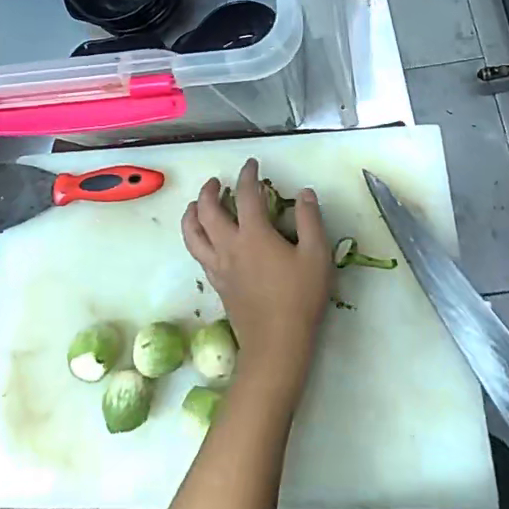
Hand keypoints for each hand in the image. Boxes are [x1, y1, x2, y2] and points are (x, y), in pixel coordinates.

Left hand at [181, 159, 331, 386]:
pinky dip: (196, 237)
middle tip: (216, 182)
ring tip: (197, 204)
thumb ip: (310, 220)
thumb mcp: (316, 256)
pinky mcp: (217, 283)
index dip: (248, 175)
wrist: (276, 344)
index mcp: (253, 234)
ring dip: (192, 213)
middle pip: (208, 210)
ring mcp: (219, 265)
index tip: (251, 164)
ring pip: (193, 233)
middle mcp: (229, 245)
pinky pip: (198, 253)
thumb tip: (304, 193)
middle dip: (209, 191)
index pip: (246, 194)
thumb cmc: (300, 298)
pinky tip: (205, 238)